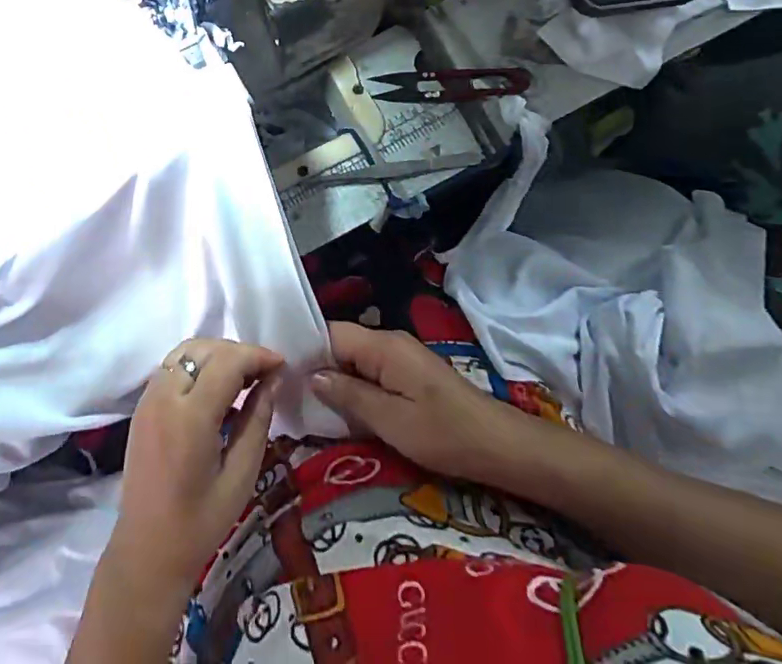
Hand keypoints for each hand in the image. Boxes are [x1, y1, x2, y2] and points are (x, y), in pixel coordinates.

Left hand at [107, 338, 282, 592]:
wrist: (147, 548)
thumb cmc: (201, 521)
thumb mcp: (241, 475)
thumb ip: (257, 421)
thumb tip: (273, 380)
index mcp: (189, 416)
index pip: (227, 362)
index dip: (257, 356)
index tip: (282, 365)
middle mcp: (164, 397)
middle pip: (204, 349)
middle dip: (239, 352)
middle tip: (266, 374)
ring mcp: (148, 399)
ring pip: (184, 351)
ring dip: (216, 355)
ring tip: (244, 378)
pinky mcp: (141, 406)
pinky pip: (172, 367)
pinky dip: (197, 365)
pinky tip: (217, 389)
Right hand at [311, 321, 561, 489]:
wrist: (502, 447)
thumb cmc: (444, 433)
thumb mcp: (390, 419)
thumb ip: (348, 395)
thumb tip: (312, 375)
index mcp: (383, 346)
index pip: (329, 333)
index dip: (304, 350)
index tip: (280, 373)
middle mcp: (390, 343)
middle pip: (340, 345)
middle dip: (316, 367)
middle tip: (289, 394)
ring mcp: (402, 358)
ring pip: (354, 361)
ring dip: (336, 381)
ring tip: (308, 404)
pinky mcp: (410, 375)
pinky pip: (371, 373)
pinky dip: (355, 388)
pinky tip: (344, 410)